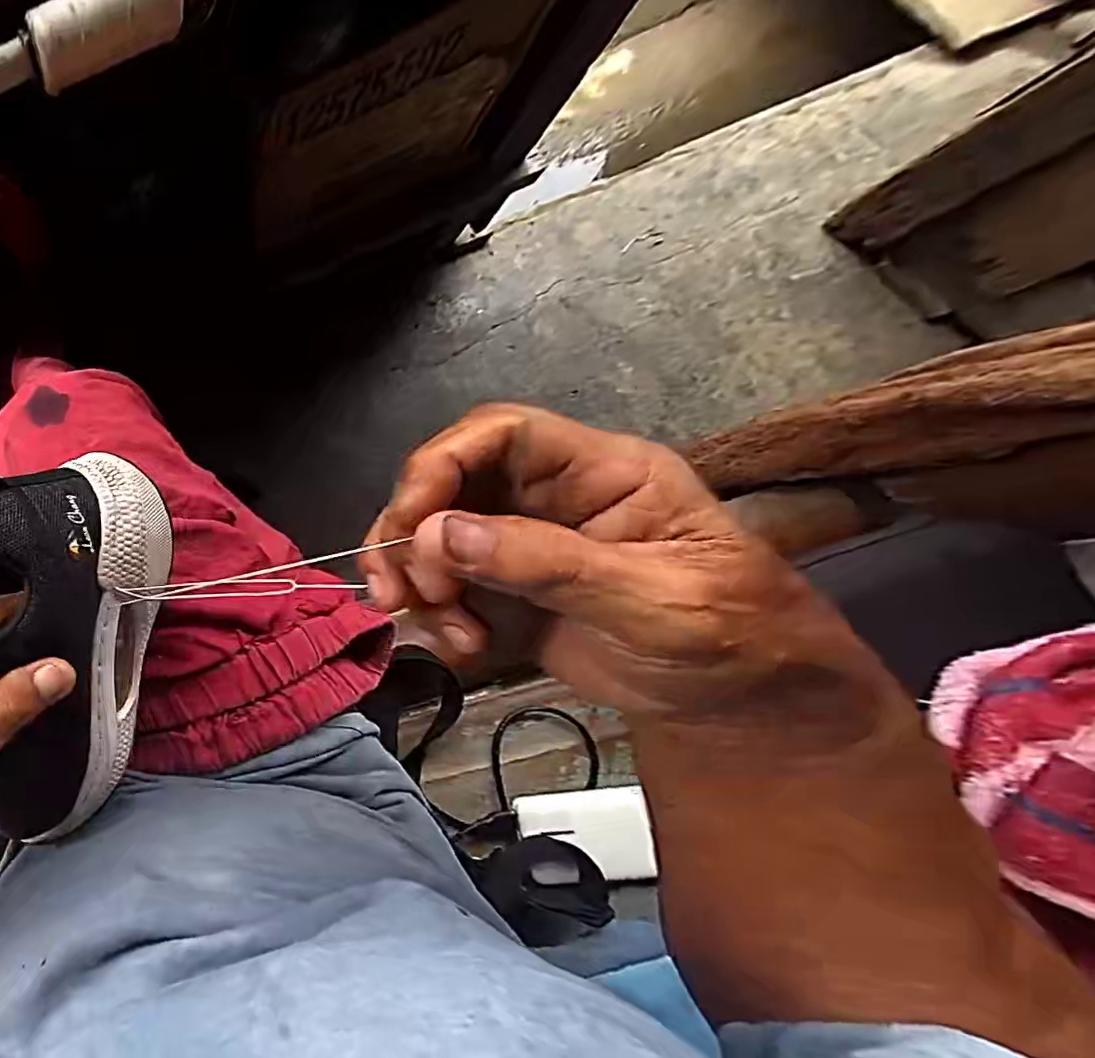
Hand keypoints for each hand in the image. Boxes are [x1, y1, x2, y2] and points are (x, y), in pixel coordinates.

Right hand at [361, 404, 899, 735]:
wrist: (736, 707)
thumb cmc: (730, 640)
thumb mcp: (653, 601)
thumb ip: (547, 563)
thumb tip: (436, 533)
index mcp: (597, 472)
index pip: (501, 432)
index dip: (441, 462)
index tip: (411, 524)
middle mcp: (544, 494)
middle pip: (445, 481)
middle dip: (409, 533)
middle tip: (404, 591)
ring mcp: (515, 540)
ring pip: (428, 532)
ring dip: (411, 577)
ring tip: (436, 624)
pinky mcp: (496, 584)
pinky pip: (436, 581)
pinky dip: (430, 612)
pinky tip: (461, 645)